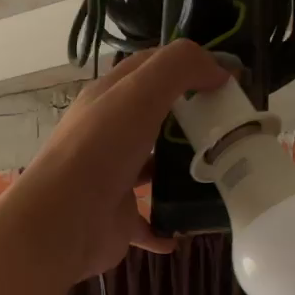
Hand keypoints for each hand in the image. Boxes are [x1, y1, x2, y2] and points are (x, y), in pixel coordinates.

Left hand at [0, 42, 229, 285]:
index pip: (148, 69)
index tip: (228, 78)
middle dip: (189, 119)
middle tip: (231, 126)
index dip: (187, 66)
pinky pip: (149, 222)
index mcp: (107, 99)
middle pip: (154, 119)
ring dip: (182, 171)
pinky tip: (191, 227)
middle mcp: (107, 136)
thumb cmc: (100, 150)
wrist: (63, 223)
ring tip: (222, 172)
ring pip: (152, 169)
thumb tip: (219, 70)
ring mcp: (112, 179)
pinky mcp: (118, 219)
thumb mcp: (140, 92)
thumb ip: (180, 68)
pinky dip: (169, 224)